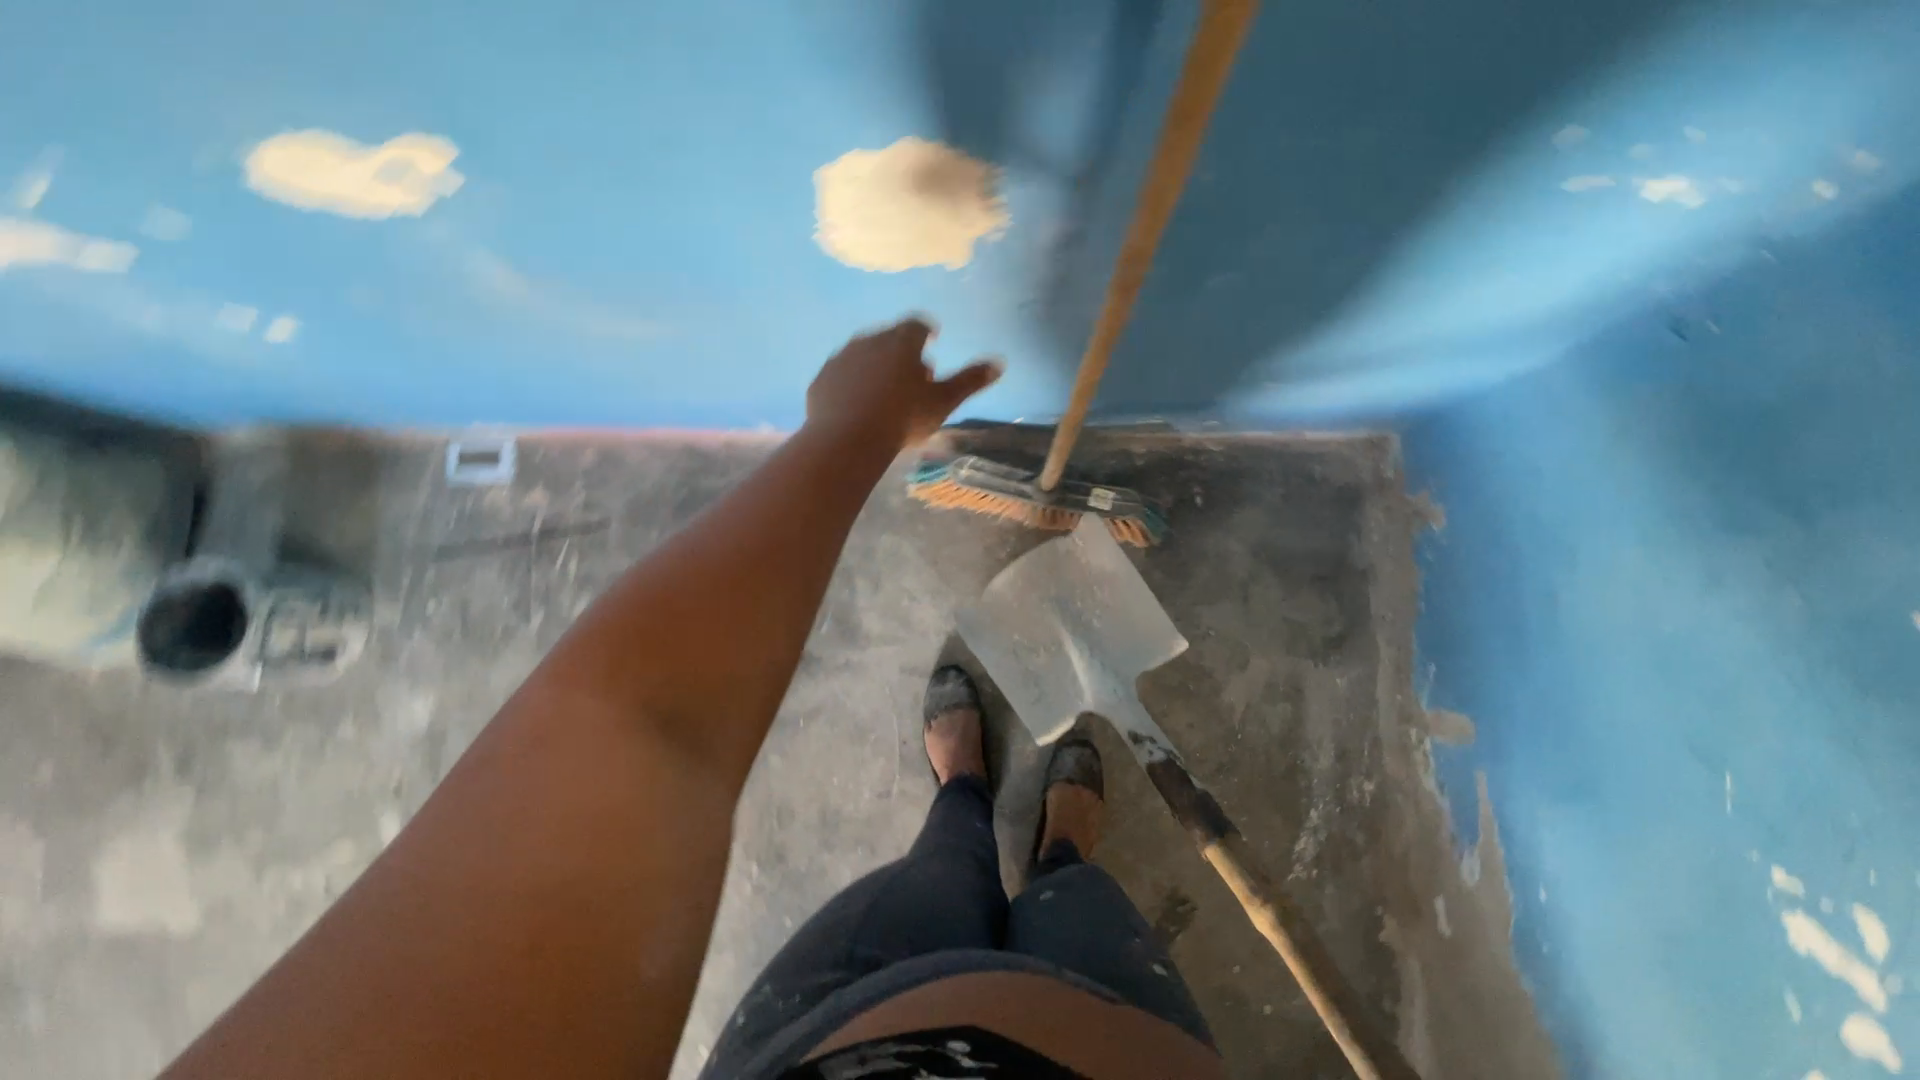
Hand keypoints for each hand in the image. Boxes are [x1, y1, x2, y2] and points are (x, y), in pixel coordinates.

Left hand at [806, 317, 1001, 447]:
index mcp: (902, 340)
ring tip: (884, 392)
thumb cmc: (903, 418)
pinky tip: (856, 405)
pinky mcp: (821, 380)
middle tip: (911, 374)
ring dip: (874, 366)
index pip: (918, 324)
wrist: (848, 439)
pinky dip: (850, 384)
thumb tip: (999, 363)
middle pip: (889, 337)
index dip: (927, 331)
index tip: (932, 341)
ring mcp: (841, 358)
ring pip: (862, 355)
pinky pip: (841, 376)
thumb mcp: (942, 402)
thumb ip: (969, 381)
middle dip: (900, 351)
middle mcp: (869, 340)